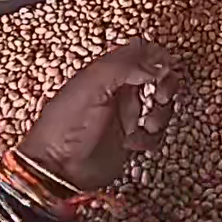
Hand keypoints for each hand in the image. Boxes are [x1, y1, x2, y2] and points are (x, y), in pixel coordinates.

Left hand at [17, 40, 182, 192]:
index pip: (140, 52)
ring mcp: (125, 116)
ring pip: (160, 105)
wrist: (56, 170)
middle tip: (160, 96)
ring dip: (160, 114)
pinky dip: (151, 138)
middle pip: (156, 77)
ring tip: (148, 125)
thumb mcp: (91, 87)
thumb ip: (123, 68)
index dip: (156, 57)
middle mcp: (119, 91)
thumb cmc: (66, 126)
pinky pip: (155, 134)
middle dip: (165, 85)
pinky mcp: (130, 140)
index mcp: (107, 72)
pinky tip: (134, 144)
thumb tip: (157, 64)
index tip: (164, 70)